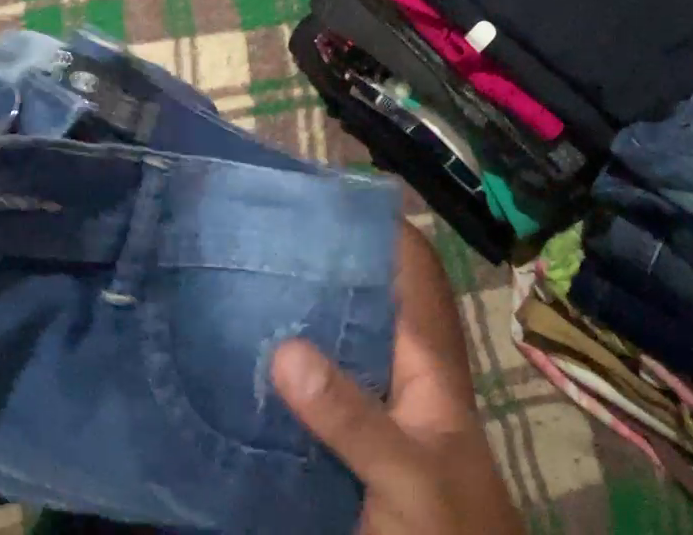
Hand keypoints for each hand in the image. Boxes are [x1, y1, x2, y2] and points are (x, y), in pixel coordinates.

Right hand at [272, 225, 525, 534]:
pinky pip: (313, 386)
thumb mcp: (407, 472)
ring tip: (241, 278)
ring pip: (337, 337)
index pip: (412, 271)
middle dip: (323, 262)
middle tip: (261, 233)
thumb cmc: (450, 530)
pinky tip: (242, 354)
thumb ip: (352, 416)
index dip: (380, 227)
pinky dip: (286, 364)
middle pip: (367, 297)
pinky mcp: (350, 440)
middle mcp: (402, 370)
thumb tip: (284, 349)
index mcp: (430, 362)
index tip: (324, 192)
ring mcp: (377, 405)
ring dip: (301, 310)